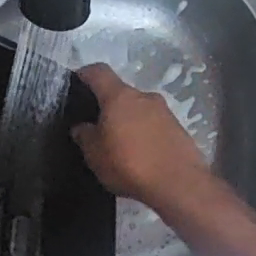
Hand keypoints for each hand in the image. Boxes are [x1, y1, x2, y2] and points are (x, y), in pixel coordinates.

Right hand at [70, 63, 215, 212]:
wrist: (179, 184)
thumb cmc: (128, 164)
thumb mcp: (94, 155)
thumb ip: (84, 136)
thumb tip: (81, 127)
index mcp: (120, 97)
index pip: (98, 72)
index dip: (85, 74)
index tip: (76, 84)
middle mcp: (144, 97)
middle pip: (121, 93)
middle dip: (108, 107)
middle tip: (97, 128)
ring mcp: (165, 112)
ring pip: (139, 110)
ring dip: (128, 122)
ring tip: (120, 146)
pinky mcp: (179, 129)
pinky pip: (154, 126)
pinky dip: (145, 135)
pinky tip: (141, 156)